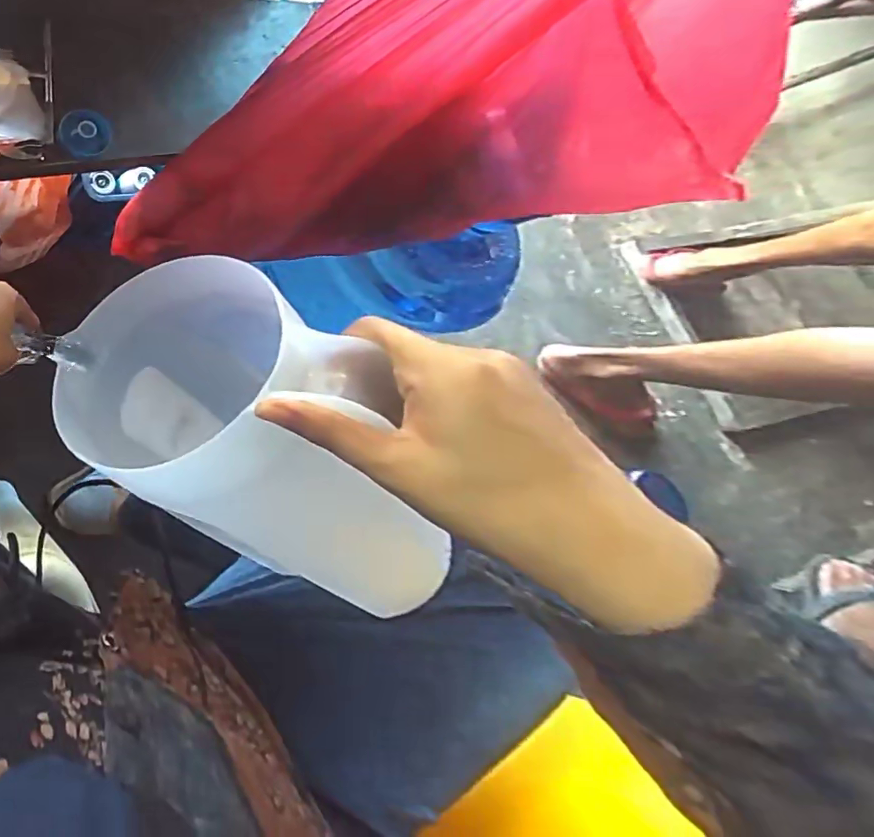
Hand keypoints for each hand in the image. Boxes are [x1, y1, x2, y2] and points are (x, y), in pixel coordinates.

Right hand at [256, 318, 719, 633]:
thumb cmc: (486, 502)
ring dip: (408, 390)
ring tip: (406, 440)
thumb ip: (328, 429)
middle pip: (403, 348)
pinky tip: (452, 444)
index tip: (330, 390)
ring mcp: (515, 372)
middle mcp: (480, 355)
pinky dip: (444, 398)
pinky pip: (469, 379)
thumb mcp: (394, 466)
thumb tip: (265, 405)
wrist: (608, 544)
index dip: (340, 352)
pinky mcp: (537, 393)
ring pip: (435, 365)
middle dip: (373, 377)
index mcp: (442, 365)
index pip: (371, 329)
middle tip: (364, 425)